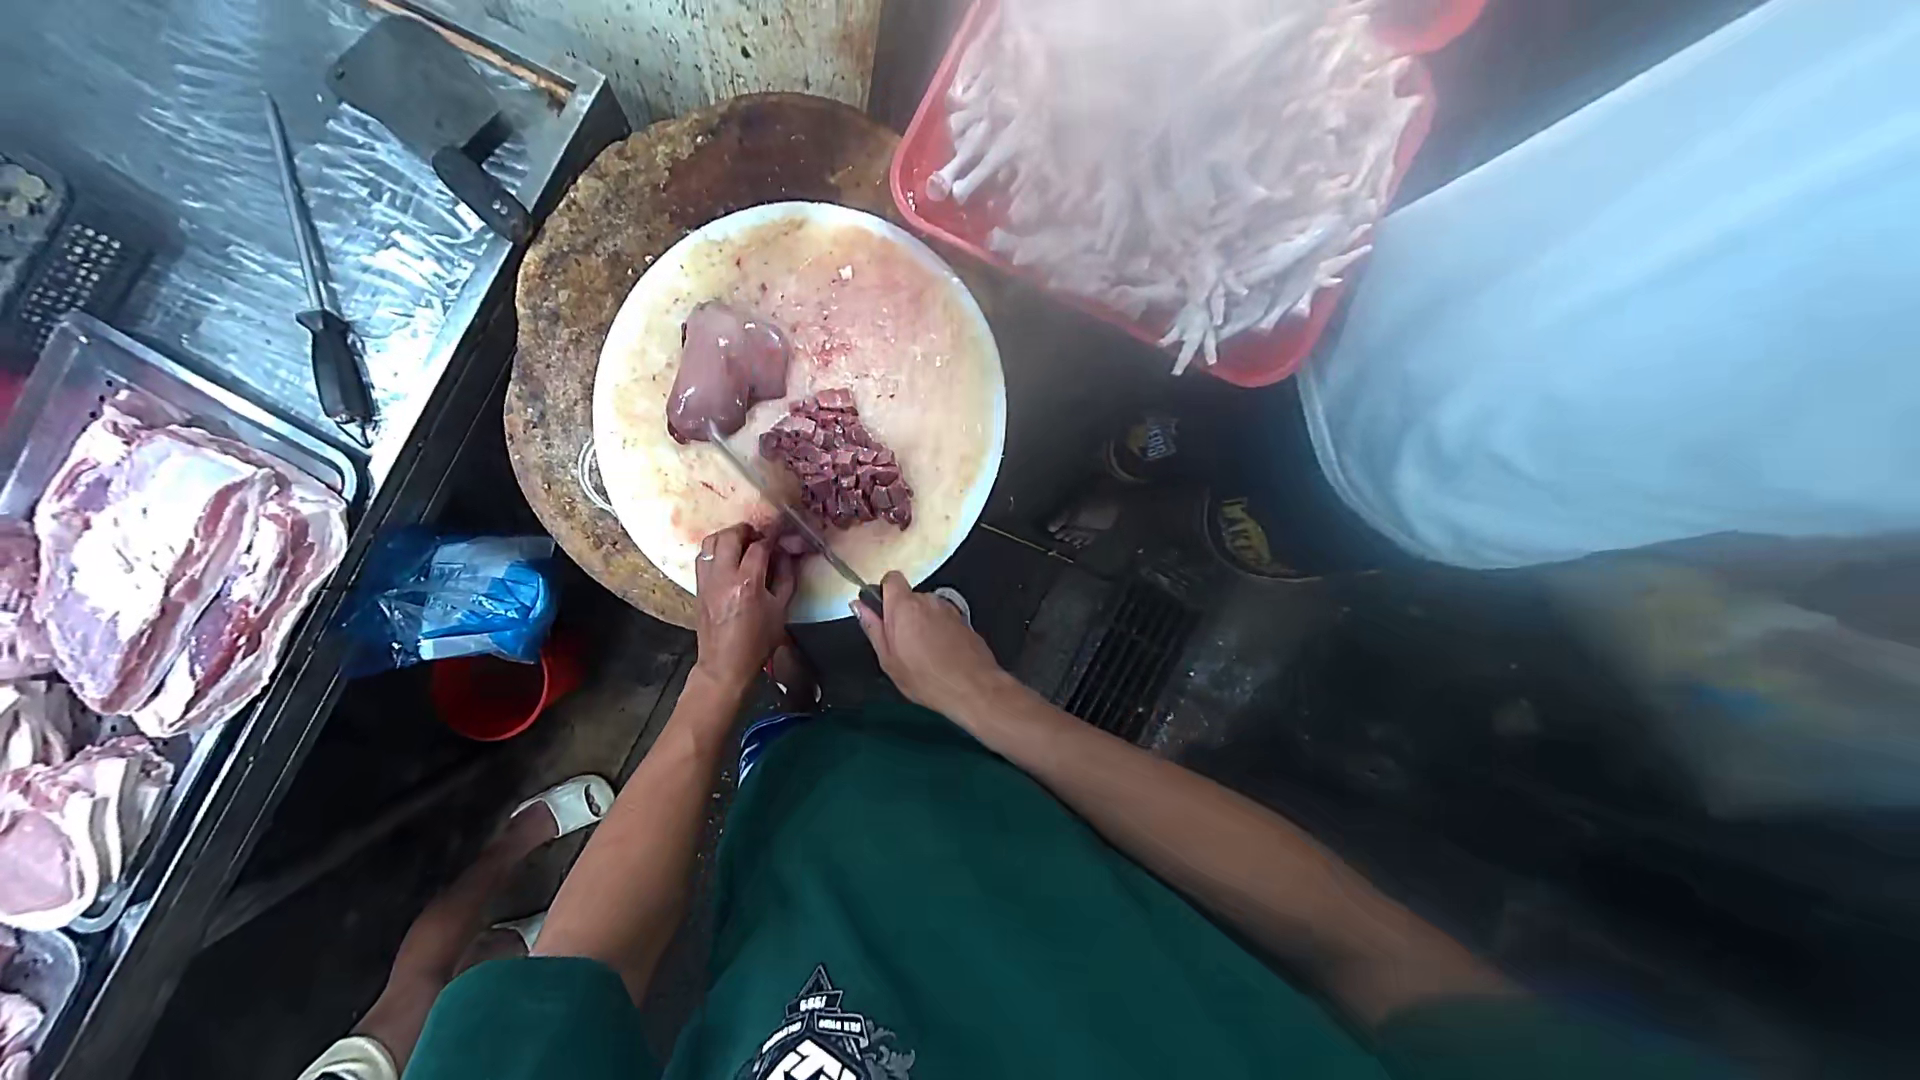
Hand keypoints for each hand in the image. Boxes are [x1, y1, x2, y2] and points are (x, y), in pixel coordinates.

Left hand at [693, 524, 796, 692]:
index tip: (781, 535)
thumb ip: (786, 576)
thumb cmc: (758, 640)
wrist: (725, 664)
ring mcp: (707, 581)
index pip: (759, 546)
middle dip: (747, 530)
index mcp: (747, 583)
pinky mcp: (698, 586)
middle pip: (730, 535)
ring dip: (728, 537)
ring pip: (710, 542)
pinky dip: (716, 550)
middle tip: (759, 536)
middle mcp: (723, 577)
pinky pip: (704, 557)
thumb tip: (786, 553)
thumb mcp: (781, 609)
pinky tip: (729, 558)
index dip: (772, 537)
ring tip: (742, 544)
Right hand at [852, 572, 1007, 716]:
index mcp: (904, 606)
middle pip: (909, 598)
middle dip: (903, 615)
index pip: (891, 579)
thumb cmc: (928, 678)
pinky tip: (939, 654)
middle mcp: (928, 601)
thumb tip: (859, 607)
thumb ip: (872, 627)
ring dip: (922, 624)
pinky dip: (938, 631)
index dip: (884, 592)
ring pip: (927, 609)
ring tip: (923, 653)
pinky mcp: (963, 619)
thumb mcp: (888, 659)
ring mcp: (948, 608)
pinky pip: (943, 619)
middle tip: (901, 644)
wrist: (971, 687)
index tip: (882, 612)